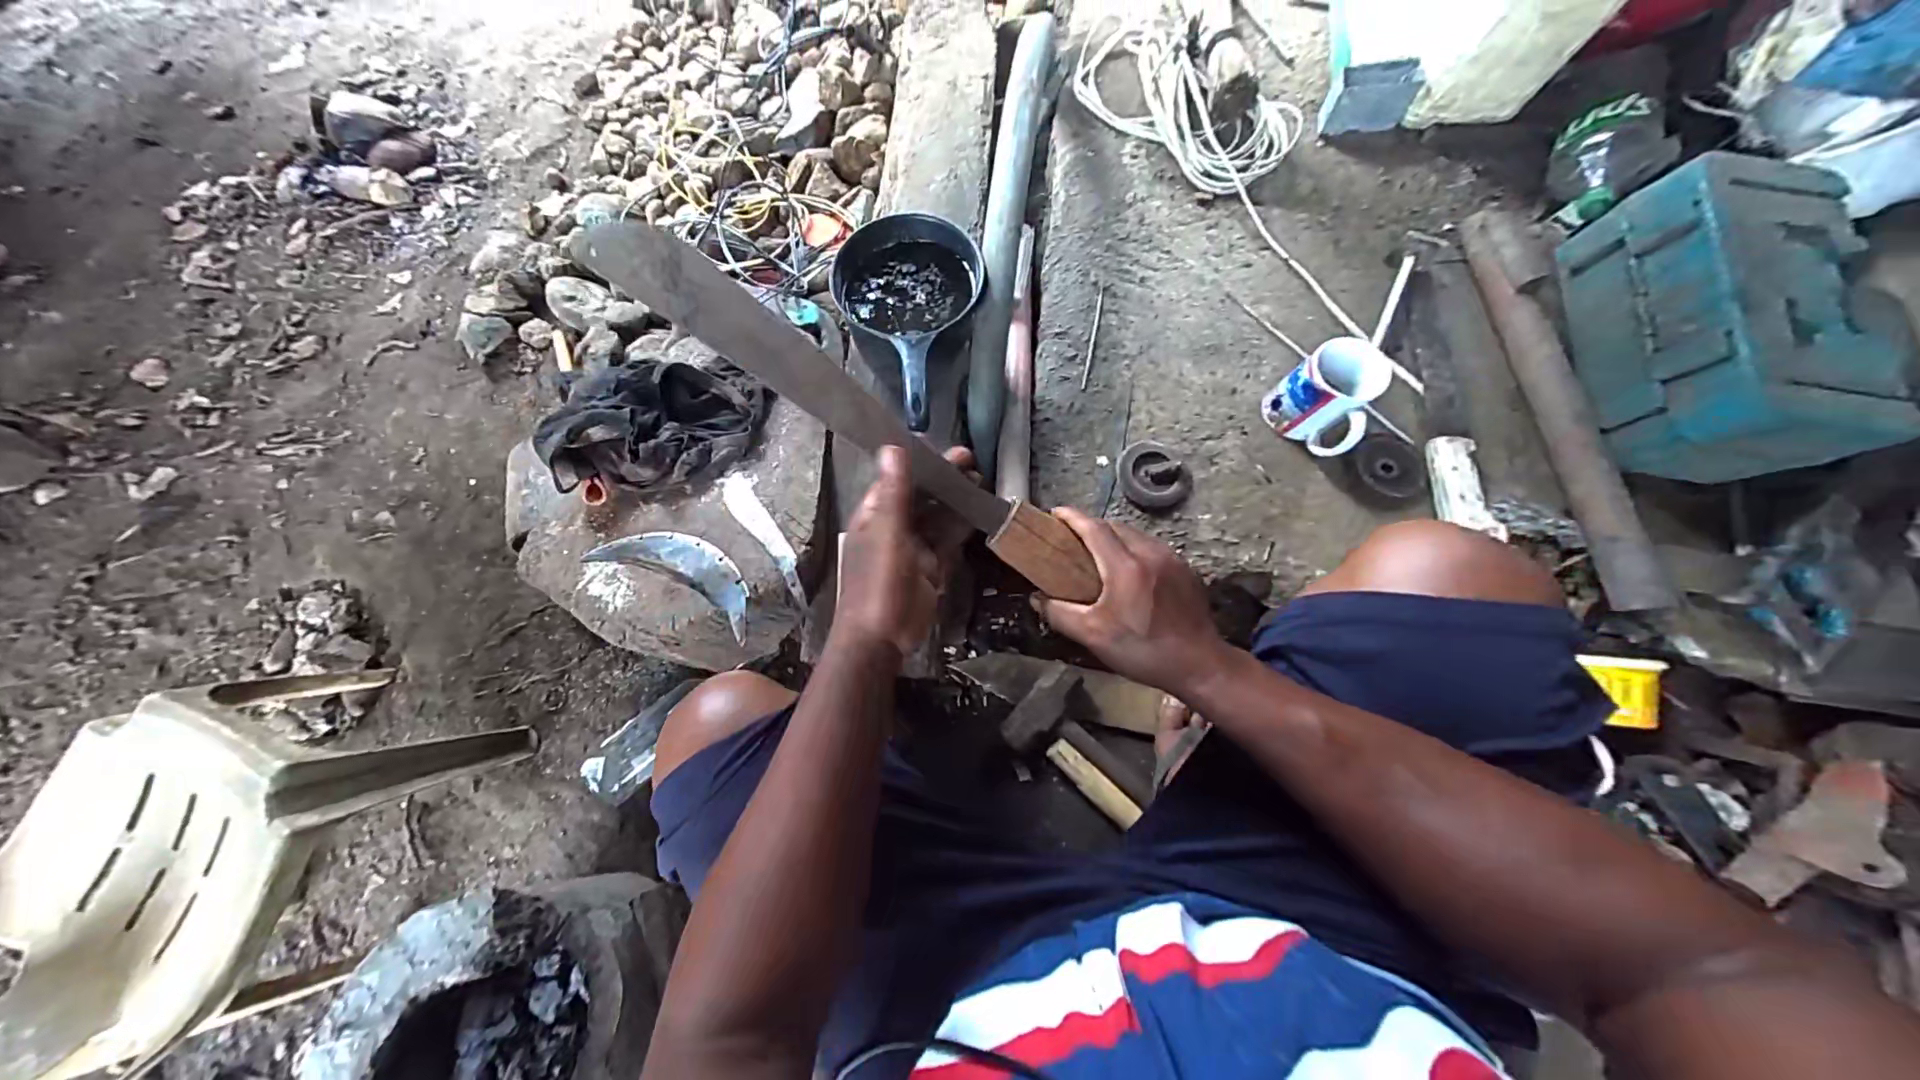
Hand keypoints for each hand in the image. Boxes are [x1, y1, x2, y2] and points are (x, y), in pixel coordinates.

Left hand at [833, 444, 973, 657]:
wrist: (882, 637)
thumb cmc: (878, 582)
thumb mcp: (887, 533)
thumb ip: (894, 492)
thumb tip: (892, 447)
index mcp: (874, 514)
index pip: (897, 478)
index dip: (919, 461)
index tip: (943, 448)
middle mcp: (893, 526)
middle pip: (921, 496)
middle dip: (944, 479)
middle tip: (971, 462)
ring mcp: (913, 548)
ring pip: (937, 517)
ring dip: (955, 501)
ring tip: (980, 482)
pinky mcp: (930, 567)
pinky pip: (947, 541)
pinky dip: (960, 527)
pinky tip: (978, 512)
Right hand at [1038, 508, 1232, 698]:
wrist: (1200, 665)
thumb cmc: (1144, 651)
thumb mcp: (1093, 636)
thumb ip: (1060, 614)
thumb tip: (1037, 599)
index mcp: (1126, 566)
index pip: (1094, 528)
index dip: (1072, 517)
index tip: (1055, 514)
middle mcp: (1151, 554)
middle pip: (1115, 527)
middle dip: (1091, 527)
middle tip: (1072, 538)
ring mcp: (1172, 560)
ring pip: (1136, 536)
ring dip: (1114, 538)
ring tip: (1097, 553)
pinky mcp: (1186, 571)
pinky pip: (1152, 548)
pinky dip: (1133, 549)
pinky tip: (1128, 570)